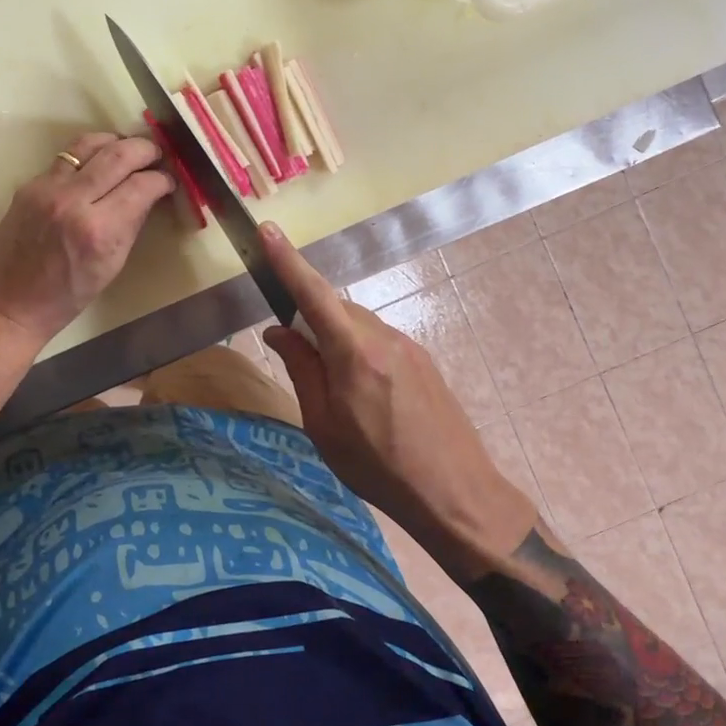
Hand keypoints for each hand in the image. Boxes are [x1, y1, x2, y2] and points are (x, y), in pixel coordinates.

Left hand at [0, 133, 176, 342]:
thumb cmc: (68, 294)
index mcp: (98, 230)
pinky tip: (93, 167)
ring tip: (125, 150)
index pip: (141, 186)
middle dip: (144, 150)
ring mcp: (46, 189)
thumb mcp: (112, 264)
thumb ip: (132, 223)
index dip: (162, 179)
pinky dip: (85, 158)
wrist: (12, 301)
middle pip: (118, 155)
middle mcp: (72, 201)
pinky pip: (64, 159)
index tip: (168, 180)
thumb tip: (150, 192)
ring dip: (114, 142)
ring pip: (87, 144)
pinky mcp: (28, 185)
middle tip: (155, 154)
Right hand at [258, 223, 539, 582]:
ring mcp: (409, 347)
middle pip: (334, 307)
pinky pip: (376, 339)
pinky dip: (355, 348)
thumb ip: (301, 370)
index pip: (313, 294)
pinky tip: (358, 390)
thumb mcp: (323, 425)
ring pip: (356, 324)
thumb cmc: (378, 467)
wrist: (458, 496)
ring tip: (329, 386)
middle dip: (307, 315)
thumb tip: (278, 330)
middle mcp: (384, 339)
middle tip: (290, 352)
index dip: (287, 261)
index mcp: (354, 354)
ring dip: (332, 337)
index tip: (267, 229)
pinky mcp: (423, 361)